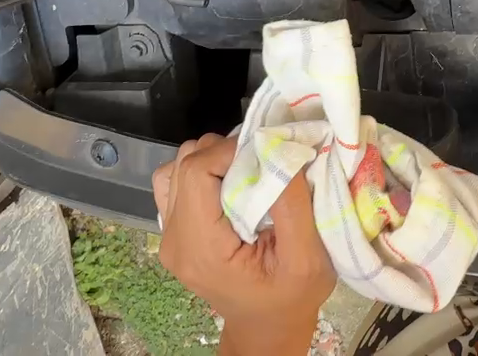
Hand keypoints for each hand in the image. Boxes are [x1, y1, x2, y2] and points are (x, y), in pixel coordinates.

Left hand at [152, 133, 334, 355]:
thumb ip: (291, 203)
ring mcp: (171, 237)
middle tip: (263, 160)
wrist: (268, 328)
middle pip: (185, 164)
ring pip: (178, 168)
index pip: (196, 171)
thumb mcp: (306, 258)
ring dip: (214, 159)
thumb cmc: (291, 296)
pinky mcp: (176, 232)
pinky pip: (178, 183)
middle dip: (226, 151)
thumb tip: (278, 149)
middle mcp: (176, 240)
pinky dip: (203, 171)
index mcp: (202, 249)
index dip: (230, 150)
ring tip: (248, 170)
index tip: (266, 152)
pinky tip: (231, 183)